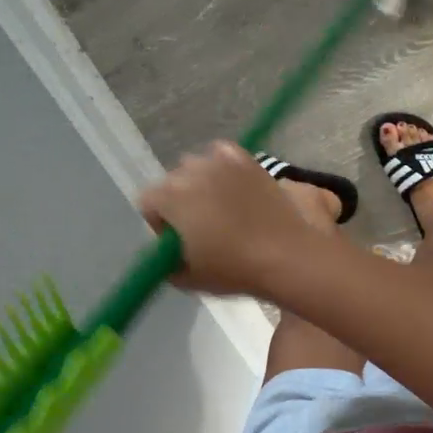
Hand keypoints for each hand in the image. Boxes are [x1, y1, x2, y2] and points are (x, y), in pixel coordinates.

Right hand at [139, 142, 319, 296]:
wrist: (285, 254)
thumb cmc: (233, 269)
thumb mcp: (187, 279)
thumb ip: (166, 263)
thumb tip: (166, 255)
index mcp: (169, 198)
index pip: (147, 203)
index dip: (159, 223)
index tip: (177, 241)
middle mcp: (189, 172)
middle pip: (171, 183)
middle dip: (179, 202)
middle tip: (201, 227)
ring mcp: (219, 162)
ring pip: (196, 166)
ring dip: (200, 183)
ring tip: (221, 207)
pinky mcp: (246, 159)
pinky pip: (222, 154)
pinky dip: (223, 166)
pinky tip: (234, 185)